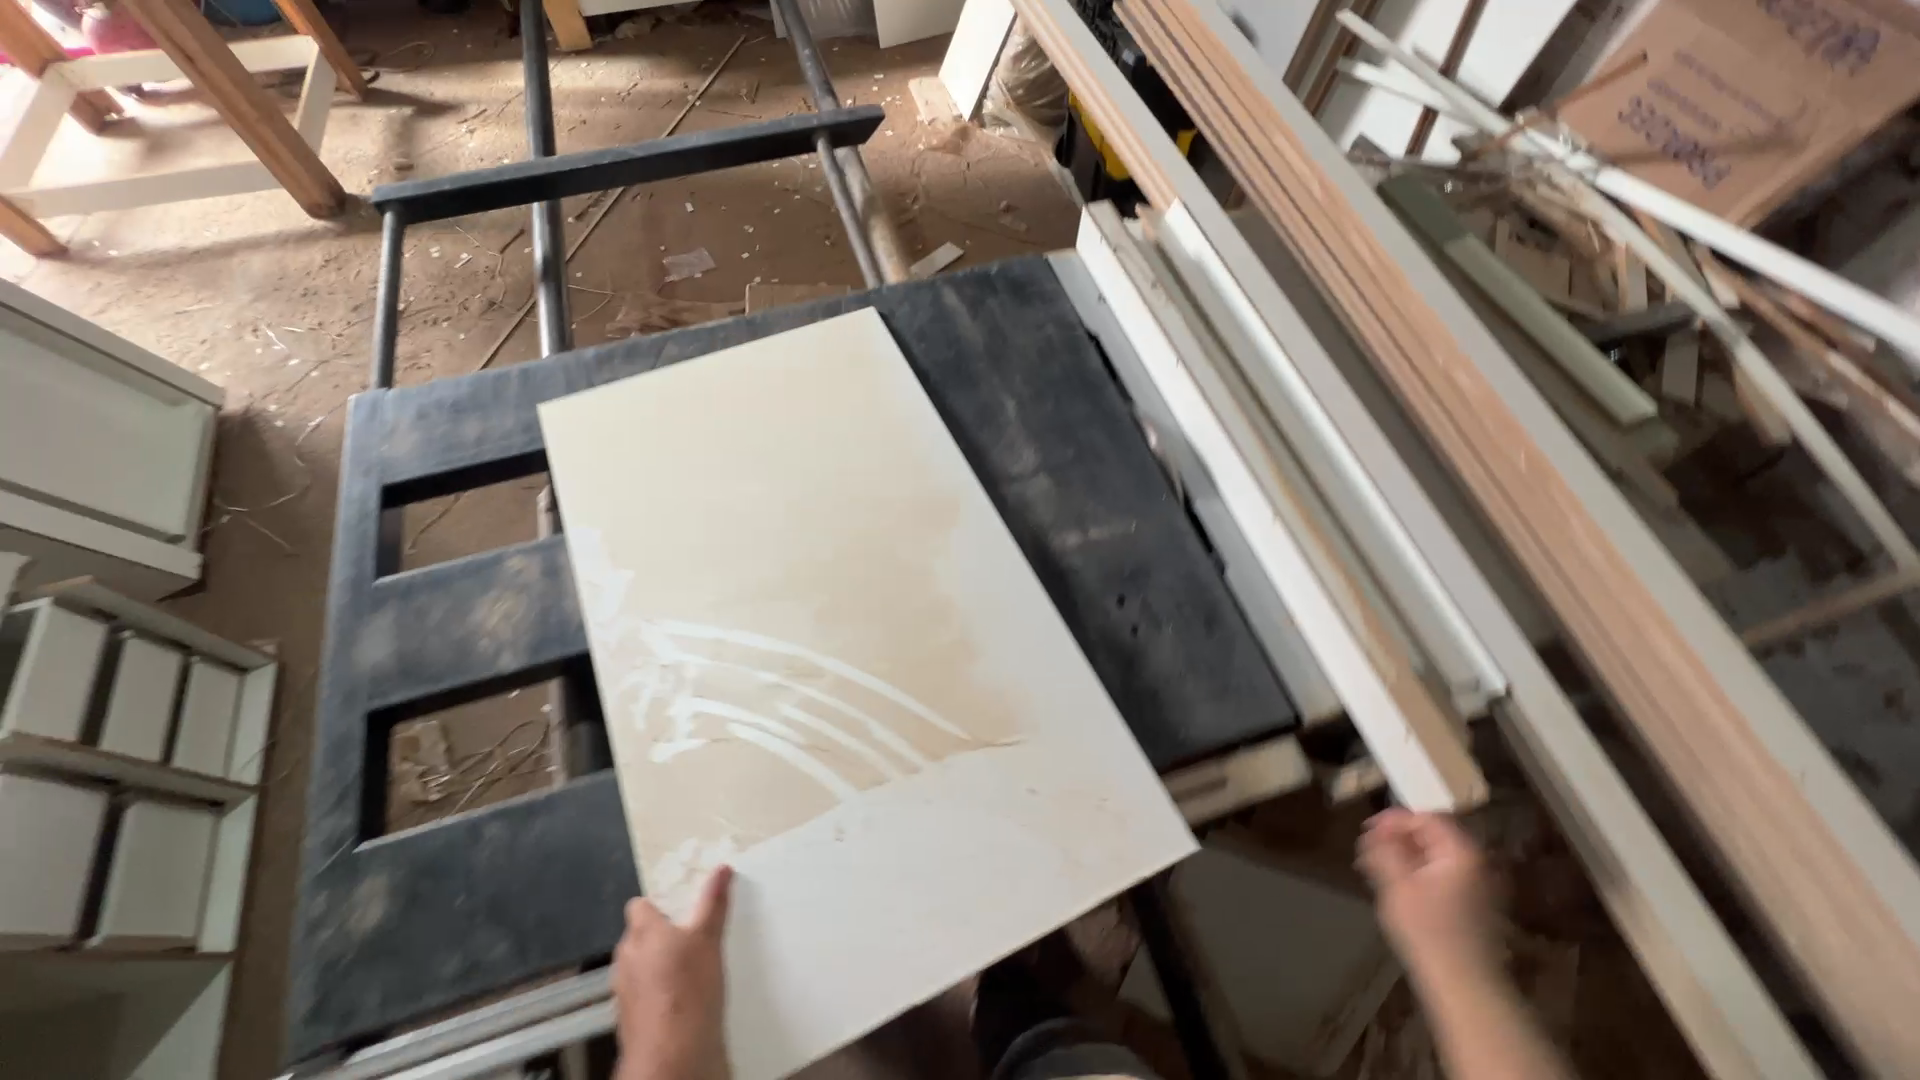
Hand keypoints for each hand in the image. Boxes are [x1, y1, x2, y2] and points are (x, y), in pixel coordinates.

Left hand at [613, 866, 733, 1079]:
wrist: (672, 1053)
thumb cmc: (690, 987)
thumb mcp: (709, 937)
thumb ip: (713, 902)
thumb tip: (721, 868)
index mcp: (643, 931)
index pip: (638, 906)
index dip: (656, 906)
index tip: (679, 913)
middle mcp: (625, 957)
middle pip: (637, 936)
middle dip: (658, 937)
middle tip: (690, 941)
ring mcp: (622, 990)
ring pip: (637, 967)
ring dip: (655, 967)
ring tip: (687, 973)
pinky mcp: (626, 1018)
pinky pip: (640, 995)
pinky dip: (654, 994)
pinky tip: (679, 1001)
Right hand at [1357, 809, 1500, 976]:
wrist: (1464, 984)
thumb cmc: (1427, 930)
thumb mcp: (1396, 884)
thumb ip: (1383, 850)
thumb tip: (1374, 831)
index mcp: (1462, 853)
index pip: (1427, 818)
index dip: (1394, 819)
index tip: (1367, 829)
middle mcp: (1477, 864)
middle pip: (1433, 837)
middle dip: (1397, 839)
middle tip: (1368, 849)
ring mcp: (1480, 886)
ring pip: (1436, 858)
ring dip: (1405, 857)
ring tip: (1376, 868)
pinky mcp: (1476, 907)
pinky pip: (1444, 877)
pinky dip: (1419, 874)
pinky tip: (1397, 888)